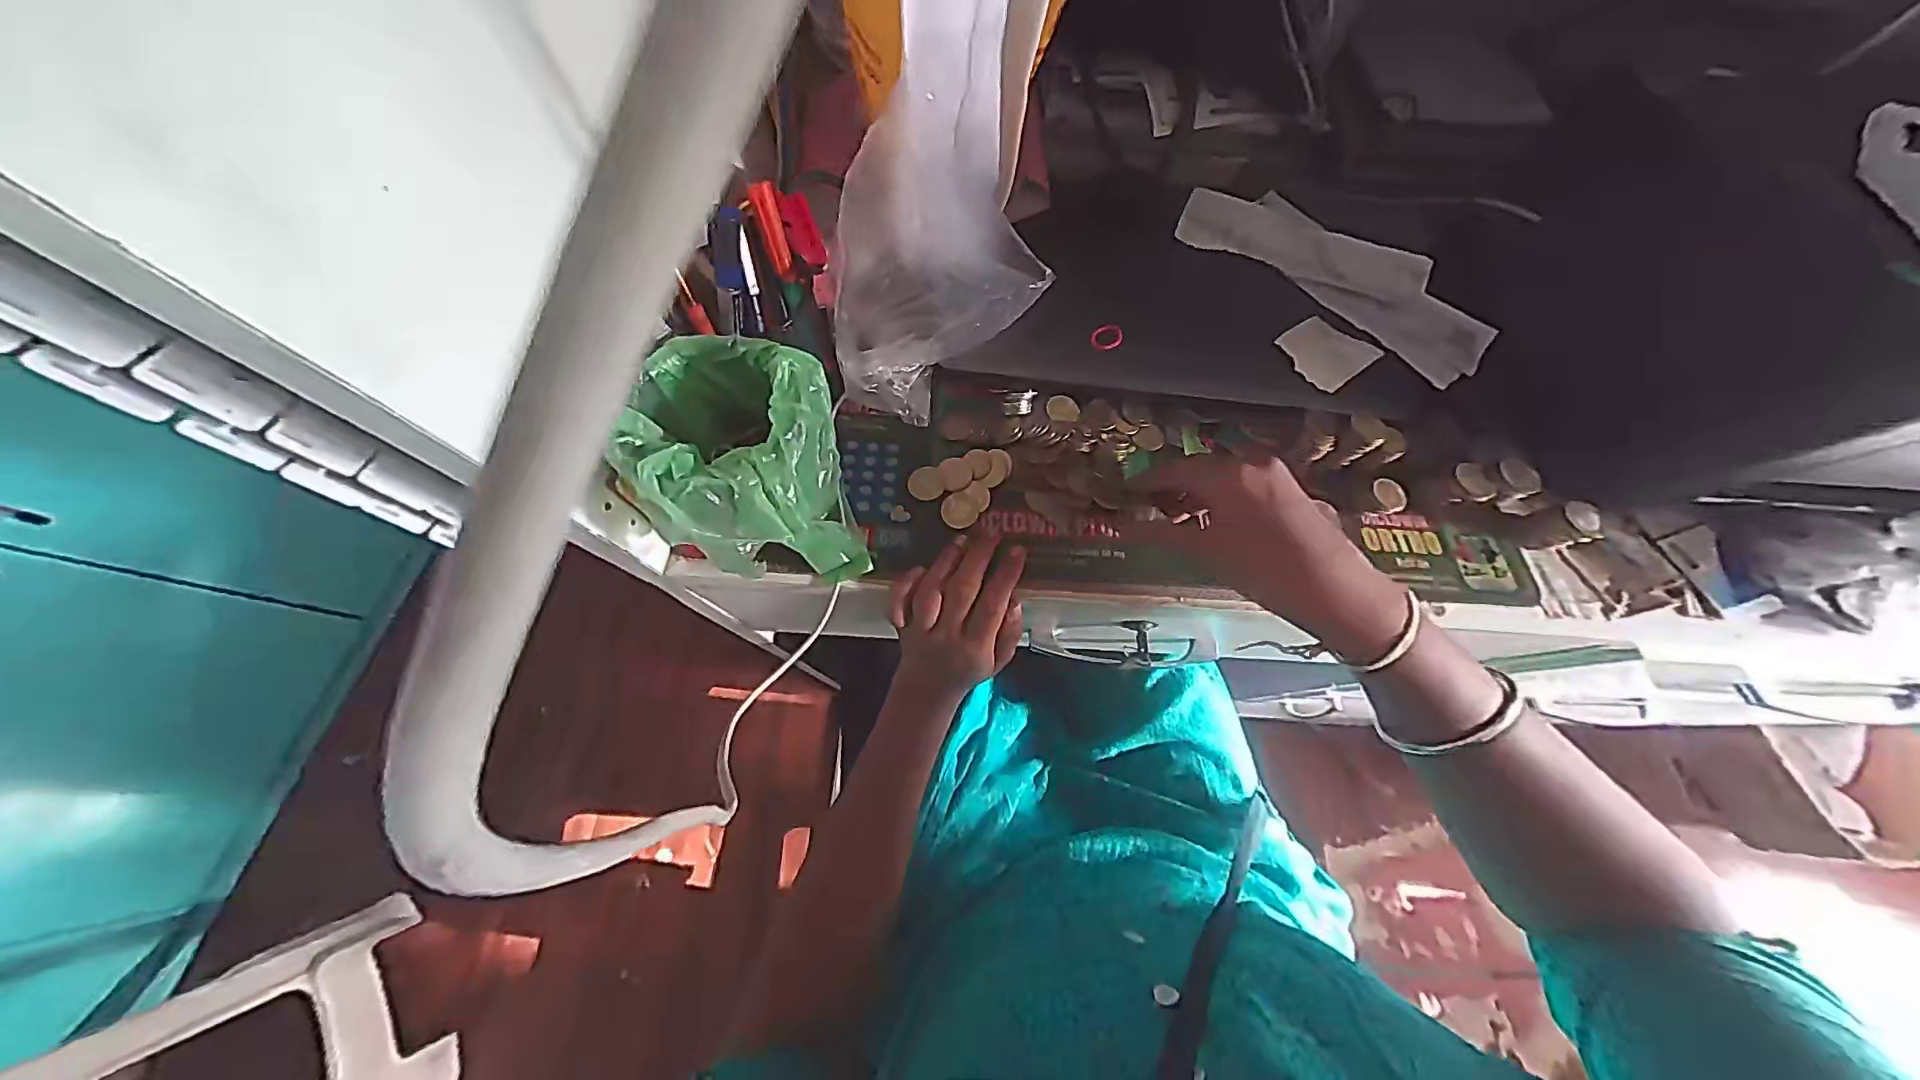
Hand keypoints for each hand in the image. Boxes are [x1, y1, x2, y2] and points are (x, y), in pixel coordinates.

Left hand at [888, 533, 1026, 700]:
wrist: (927, 691)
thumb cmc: (969, 670)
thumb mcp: (999, 661)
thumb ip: (1009, 633)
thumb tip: (1015, 600)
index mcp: (976, 648)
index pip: (993, 605)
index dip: (1006, 575)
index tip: (1018, 550)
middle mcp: (947, 636)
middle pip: (961, 591)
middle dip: (978, 559)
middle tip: (992, 535)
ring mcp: (920, 630)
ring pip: (931, 591)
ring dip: (946, 562)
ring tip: (963, 540)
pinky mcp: (901, 624)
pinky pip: (899, 601)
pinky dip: (907, 582)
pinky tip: (922, 566)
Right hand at [1124, 448, 1408, 660]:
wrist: (1336, 591)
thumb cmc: (1266, 572)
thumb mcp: (1207, 553)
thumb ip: (1162, 532)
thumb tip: (1124, 525)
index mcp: (1228, 474)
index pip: (1172, 469)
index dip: (1143, 482)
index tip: (1121, 495)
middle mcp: (1250, 462)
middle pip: (1195, 467)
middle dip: (1167, 487)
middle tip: (1143, 510)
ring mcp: (1272, 471)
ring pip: (1218, 475)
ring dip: (1192, 493)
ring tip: (1171, 520)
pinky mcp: (1285, 486)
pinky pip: (1239, 482)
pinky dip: (1217, 497)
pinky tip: (1205, 520)